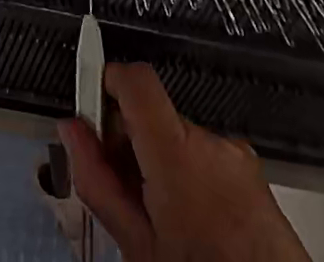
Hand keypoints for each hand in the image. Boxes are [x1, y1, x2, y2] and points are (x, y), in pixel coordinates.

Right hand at [59, 63, 312, 261]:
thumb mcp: (136, 243)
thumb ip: (97, 180)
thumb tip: (72, 132)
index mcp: (179, 154)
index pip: (137, 79)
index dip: (107, 80)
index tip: (90, 99)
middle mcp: (213, 143)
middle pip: (153, 113)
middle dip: (129, 140)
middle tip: (120, 188)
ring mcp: (237, 155)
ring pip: (176, 137)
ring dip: (158, 162)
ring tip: (159, 216)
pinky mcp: (251, 170)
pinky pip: (204, 154)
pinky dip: (187, 174)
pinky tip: (187, 218)